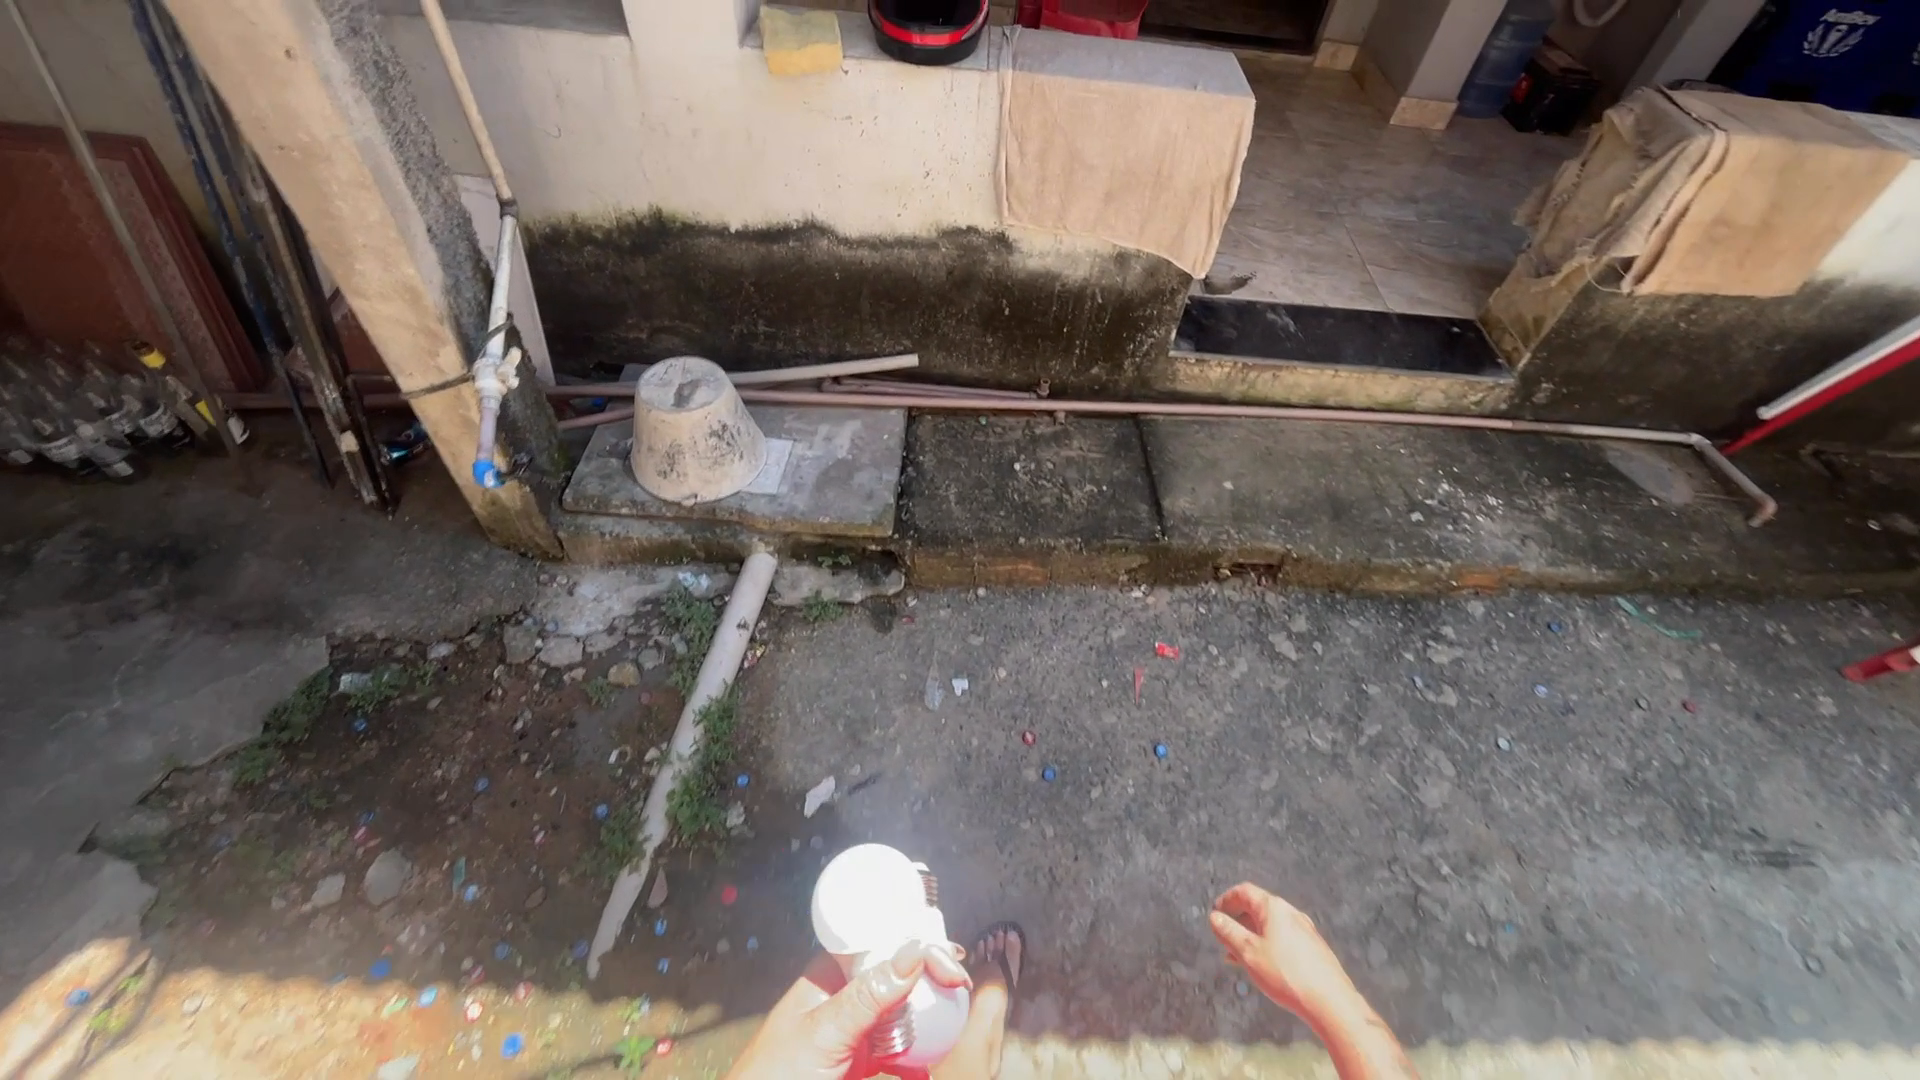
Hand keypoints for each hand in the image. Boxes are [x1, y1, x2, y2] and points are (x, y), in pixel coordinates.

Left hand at [726, 941, 971, 1079]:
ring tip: (957, 1011)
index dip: (915, 943)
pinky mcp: (861, 1065)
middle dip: (929, 977)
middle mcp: (845, 997)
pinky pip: (900, 1052)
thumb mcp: (824, 1031)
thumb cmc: (773, 1075)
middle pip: (896, 976)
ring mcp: (855, 1032)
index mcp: (830, 974)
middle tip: (960, 983)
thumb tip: (913, 951)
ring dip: (929, 1015)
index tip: (948, 957)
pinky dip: (919, 1057)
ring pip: (902, 1013)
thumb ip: (868, 995)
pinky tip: (933, 1061)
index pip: (880, 943)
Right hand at [1208, 882, 1355, 1016]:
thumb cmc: (1285, 974)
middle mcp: (1291, 913)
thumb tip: (1214, 917)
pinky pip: (1284, 939)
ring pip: (1271, 926)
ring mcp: (1305, 931)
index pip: (1244, 891)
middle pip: (1258, 908)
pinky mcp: (1314, 949)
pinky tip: (1263, 966)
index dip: (1226, 899)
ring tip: (1238, 956)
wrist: (1332, 1003)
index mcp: (1273, 908)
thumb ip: (1228, 932)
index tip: (1215, 913)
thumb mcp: (1248, 953)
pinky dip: (1267, 945)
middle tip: (1224, 936)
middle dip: (1238, 921)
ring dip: (1252, 936)